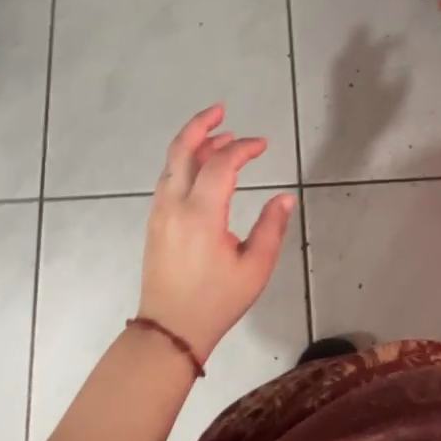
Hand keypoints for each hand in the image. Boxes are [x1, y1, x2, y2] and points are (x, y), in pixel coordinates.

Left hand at [138, 104, 295, 359]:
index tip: (262, 145)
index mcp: (201, 214)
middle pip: (182, 149)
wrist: (169, 330)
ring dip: (194, 144)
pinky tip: (203, 167)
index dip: (243, 148)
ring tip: (220, 138)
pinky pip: (168, 179)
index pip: (221, 164)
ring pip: (172, 163)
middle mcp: (174, 204)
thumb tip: (284, 198)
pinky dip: (184, 162)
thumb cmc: (216, 301)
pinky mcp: (155, 221)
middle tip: (222, 111)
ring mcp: (160, 212)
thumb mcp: (254, 269)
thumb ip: (271, 228)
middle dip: (201, 125)